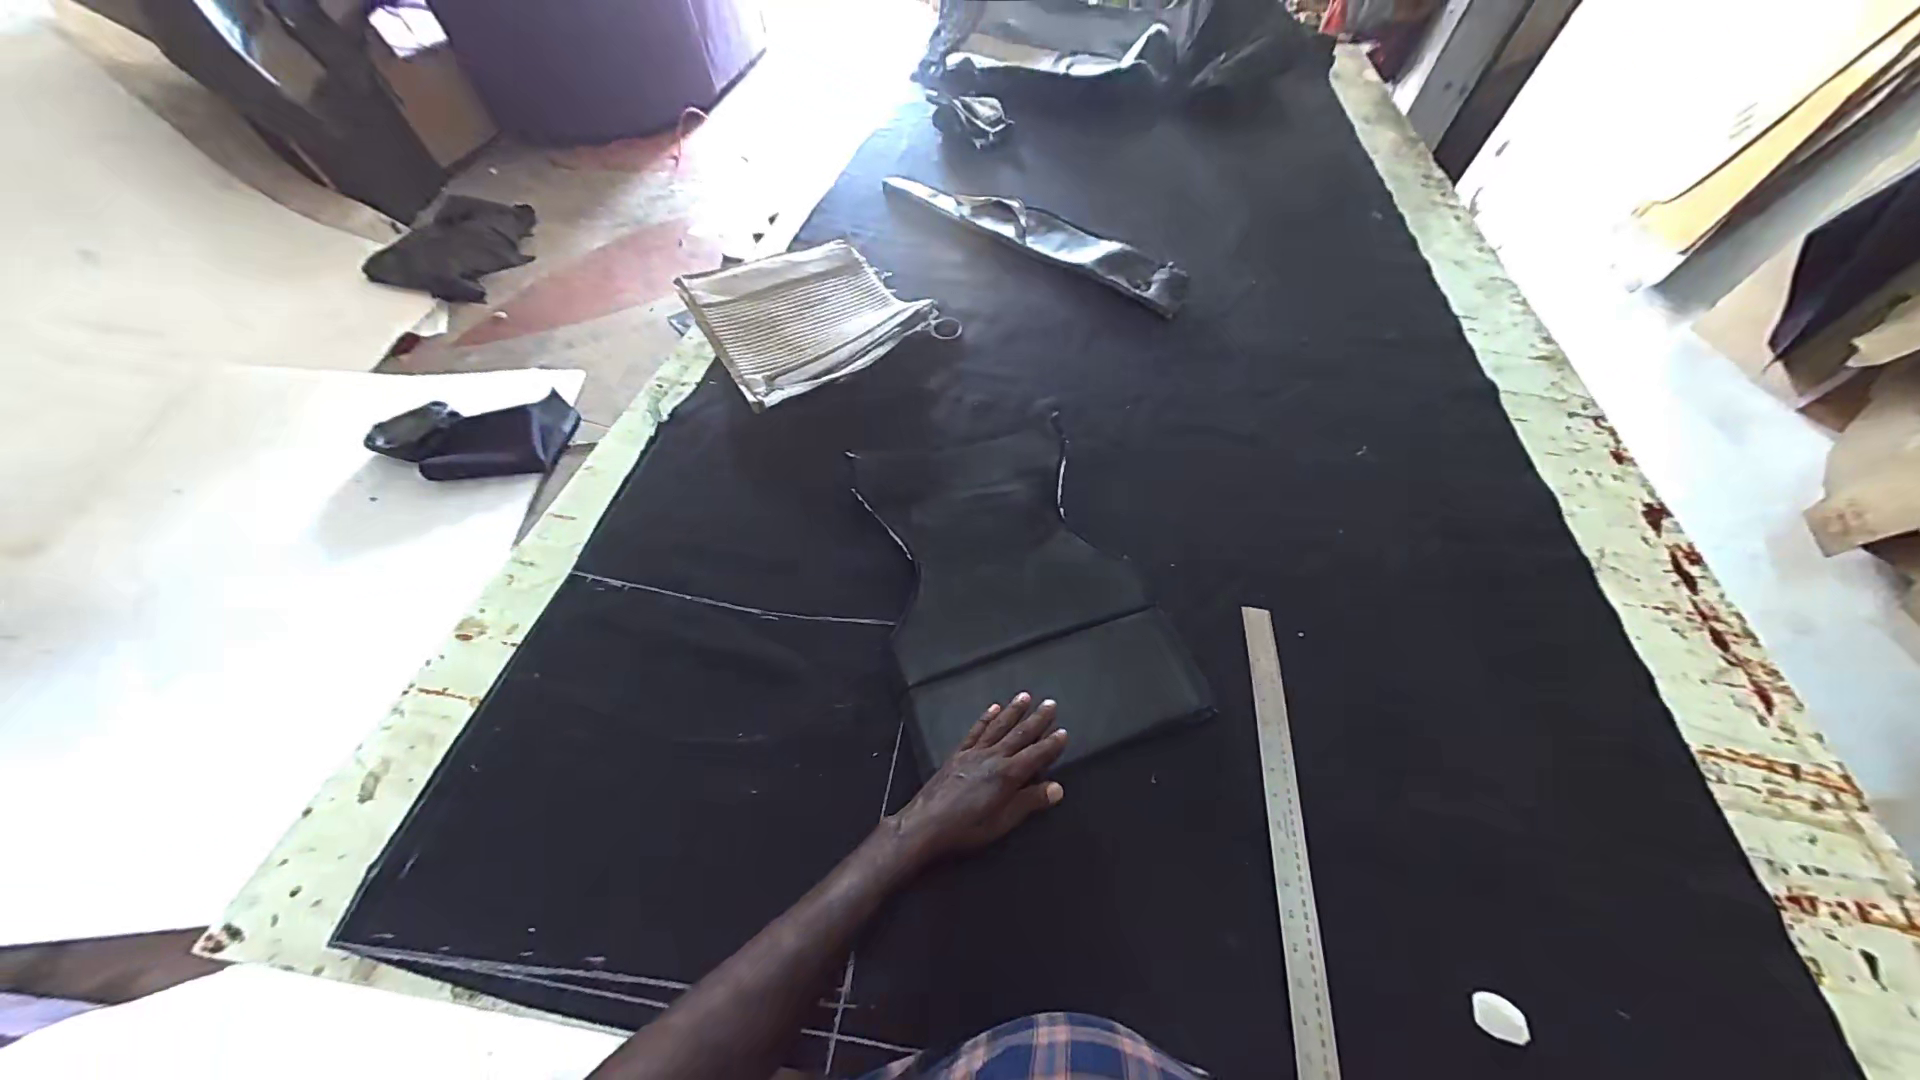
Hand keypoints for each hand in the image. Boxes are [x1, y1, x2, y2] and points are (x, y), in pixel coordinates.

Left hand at [887, 692, 1069, 866]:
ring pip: (998, 726)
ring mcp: (973, 753)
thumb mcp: (1002, 821)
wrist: (925, 824)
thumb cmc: (965, 829)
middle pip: (1019, 734)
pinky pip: (975, 731)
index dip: (1051, 744)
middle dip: (1037, 719)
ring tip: (1025, 696)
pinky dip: (986, 718)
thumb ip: (1029, 802)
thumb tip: (1056, 789)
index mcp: (1006, 775)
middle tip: (1050, 703)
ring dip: (1013, 711)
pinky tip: (992, 709)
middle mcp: (992, 757)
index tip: (1063, 732)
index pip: (1036, 755)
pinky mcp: (958, 753)